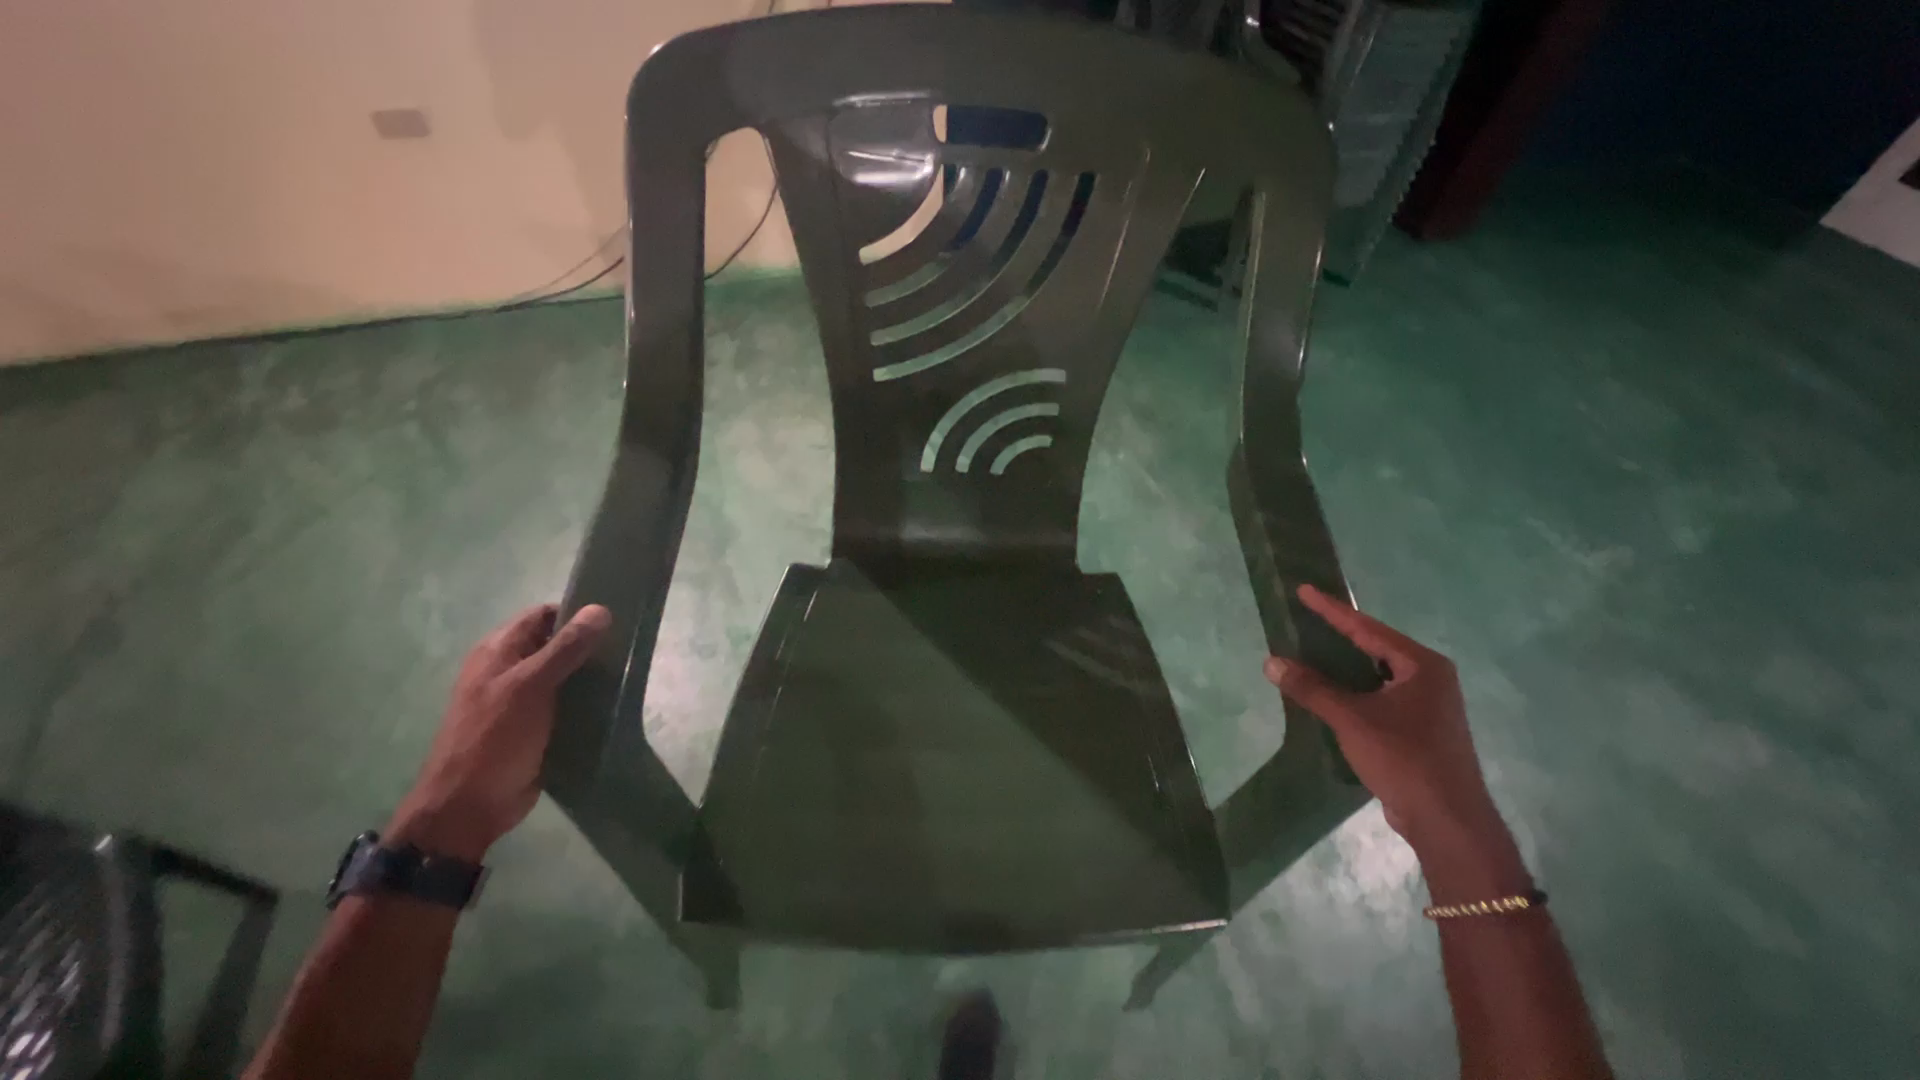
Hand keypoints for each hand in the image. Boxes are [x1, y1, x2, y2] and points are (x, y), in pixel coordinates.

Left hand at [387, 603, 611, 860]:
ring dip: (592, 678)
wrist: (468, 806)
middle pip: (557, 645)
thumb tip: (601, 610)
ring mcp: (523, 701)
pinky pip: (567, 706)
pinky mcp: (537, 728)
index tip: (614, 622)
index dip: (575, 614)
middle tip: (628, 651)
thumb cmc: (494, 739)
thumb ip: (566, 648)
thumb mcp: (531, 686)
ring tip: (628, 677)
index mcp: (499, 651)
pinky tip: (613, 707)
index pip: (543, 616)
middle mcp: (510, 670)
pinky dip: (587, 704)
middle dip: (589, 647)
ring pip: (566, 677)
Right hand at [1265, 586, 1529, 900]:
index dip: (1332, 610)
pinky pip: (1379, 697)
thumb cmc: (1404, 759)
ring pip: (1377, 674)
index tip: (1304, 590)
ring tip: (1310, 653)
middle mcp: (1430, 678)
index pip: (1368, 629)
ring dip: (1344, 667)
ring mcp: (1428, 705)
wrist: (1447, 819)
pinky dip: (1353, 692)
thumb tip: (1272, 661)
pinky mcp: (1420, 729)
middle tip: (1305, 618)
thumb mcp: (1352, 719)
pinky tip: (1329, 695)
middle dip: (1339, 635)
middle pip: (1375, 647)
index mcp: (1422, 665)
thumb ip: (1312, 688)